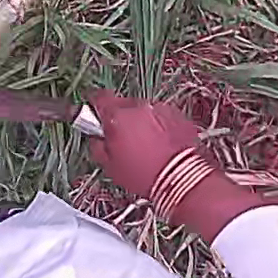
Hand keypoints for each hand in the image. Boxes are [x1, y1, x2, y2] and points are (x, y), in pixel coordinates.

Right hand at [86, 89, 207, 198]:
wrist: (183, 180)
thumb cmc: (146, 176)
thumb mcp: (110, 167)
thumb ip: (98, 146)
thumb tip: (97, 138)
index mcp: (117, 117)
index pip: (99, 98)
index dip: (94, 106)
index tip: (93, 114)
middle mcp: (139, 108)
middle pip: (122, 104)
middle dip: (119, 118)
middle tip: (121, 138)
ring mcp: (160, 109)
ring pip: (142, 111)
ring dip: (140, 122)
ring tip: (144, 145)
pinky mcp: (178, 115)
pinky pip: (160, 116)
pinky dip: (158, 126)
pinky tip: (159, 145)